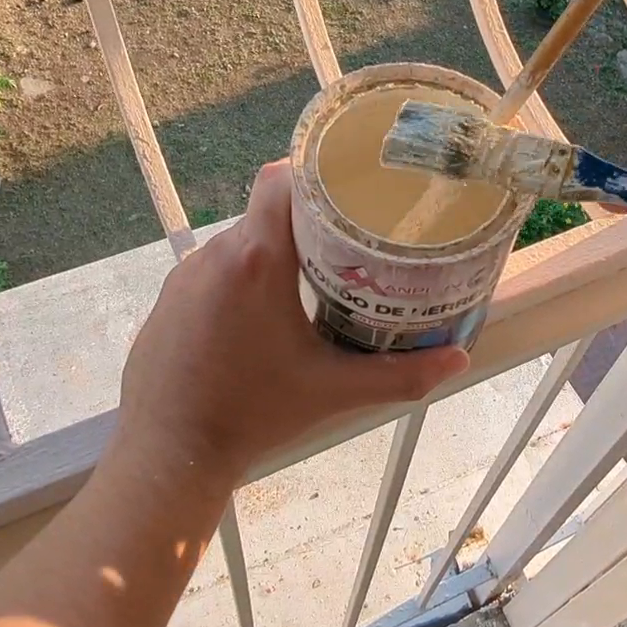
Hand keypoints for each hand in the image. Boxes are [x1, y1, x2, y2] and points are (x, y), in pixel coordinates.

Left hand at [112, 160, 468, 488]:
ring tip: (315, 275)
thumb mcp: (333, 392)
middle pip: (268, 209)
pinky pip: (216, 267)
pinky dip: (244, 275)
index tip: (351, 185)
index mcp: (257, 260)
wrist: (168, 455)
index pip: (281, 178)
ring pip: (242, 239)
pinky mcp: (170, 297)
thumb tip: (459, 360)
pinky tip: (263, 312)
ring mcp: (186, 275)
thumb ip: (400, 374)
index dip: (316, 171)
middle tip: (351, 238)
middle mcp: (217, 254)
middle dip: (309, 217)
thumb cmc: (254, 414)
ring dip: (277, 248)